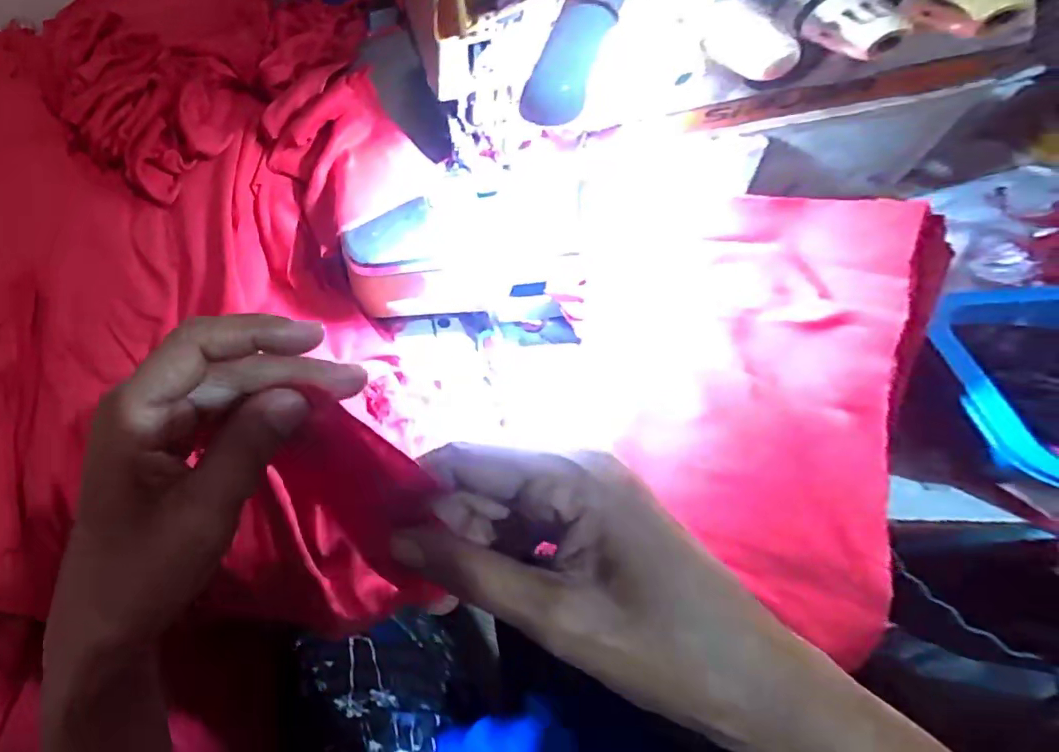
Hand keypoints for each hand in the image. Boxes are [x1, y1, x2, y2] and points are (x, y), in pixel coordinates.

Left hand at [41, 315, 365, 751]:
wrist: (103, 619)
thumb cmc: (145, 570)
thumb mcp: (203, 512)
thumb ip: (247, 446)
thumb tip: (295, 394)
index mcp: (135, 406)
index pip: (198, 345)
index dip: (256, 335)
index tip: (314, 340)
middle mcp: (139, 400)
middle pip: (214, 365)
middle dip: (278, 366)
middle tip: (346, 379)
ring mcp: (150, 420)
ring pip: (216, 386)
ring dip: (270, 385)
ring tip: (330, 389)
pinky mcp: (163, 441)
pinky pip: (212, 412)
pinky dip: (252, 410)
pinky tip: (291, 413)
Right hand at [392, 445, 944, 751]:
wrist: (775, 701)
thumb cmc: (667, 652)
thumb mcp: (556, 617)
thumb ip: (466, 573)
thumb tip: (392, 541)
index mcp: (567, 473)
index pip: (462, 459)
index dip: (416, 490)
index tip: (384, 530)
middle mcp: (570, 464)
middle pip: (476, 481)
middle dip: (443, 527)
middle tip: (420, 582)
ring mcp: (582, 488)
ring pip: (494, 502)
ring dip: (467, 543)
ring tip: (448, 593)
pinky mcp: (589, 514)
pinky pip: (522, 519)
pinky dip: (497, 550)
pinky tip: (487, 584)